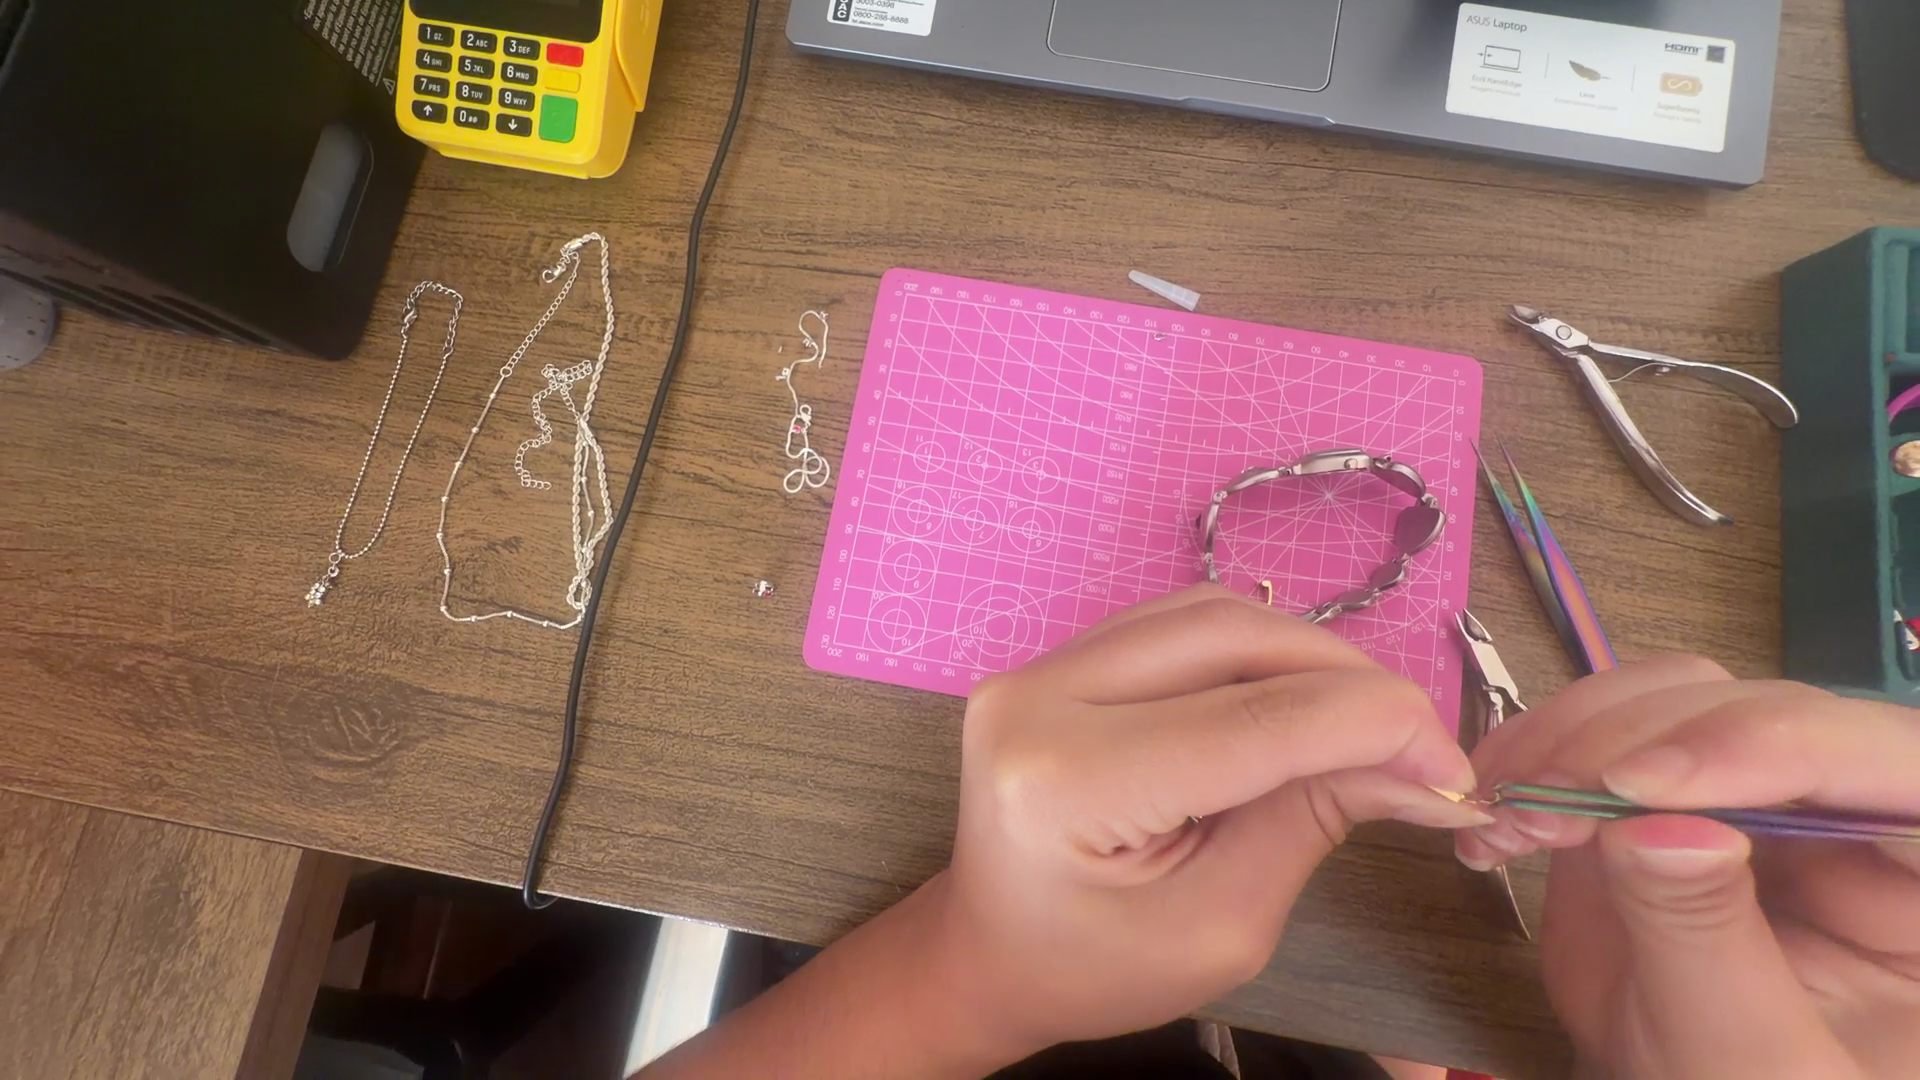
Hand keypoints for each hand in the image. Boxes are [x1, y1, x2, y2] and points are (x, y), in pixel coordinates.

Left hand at [928, 585, 1487, 1058]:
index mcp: (1068, 779)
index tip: (1453, 762)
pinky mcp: (1048, 662)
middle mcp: (1038, 695)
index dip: (1371, 723)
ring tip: (1354, 715)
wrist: (989, 948)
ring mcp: (1035, 667)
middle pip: (1223, 634)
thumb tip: (1419, 760)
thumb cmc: (1093, 967)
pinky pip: (1167, 625)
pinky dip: (1243, 648)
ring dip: (1295, 651)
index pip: (1249, 721)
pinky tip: (1282, 693)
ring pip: (1199, 613)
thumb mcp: (1218, 927)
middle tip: (1413, 735)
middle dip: (1339, 673)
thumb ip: (1310, 823)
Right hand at [1457, 656, 1919, 1078]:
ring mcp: (1740, 791)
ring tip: (1505, 810)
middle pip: (1752, 709)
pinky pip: (1589, 724)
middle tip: (1538, 802)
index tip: (1635, 783)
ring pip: (1662, 696)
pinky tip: (1494, 806)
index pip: (1892, 768)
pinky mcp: (1647, 784)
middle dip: (1625, 746)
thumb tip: (1652, 824)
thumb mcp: (1738, 1049)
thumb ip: (1703, 935)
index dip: (1775, 745)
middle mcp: (1845, 818)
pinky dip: (1527, 751)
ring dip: (1563, 739)